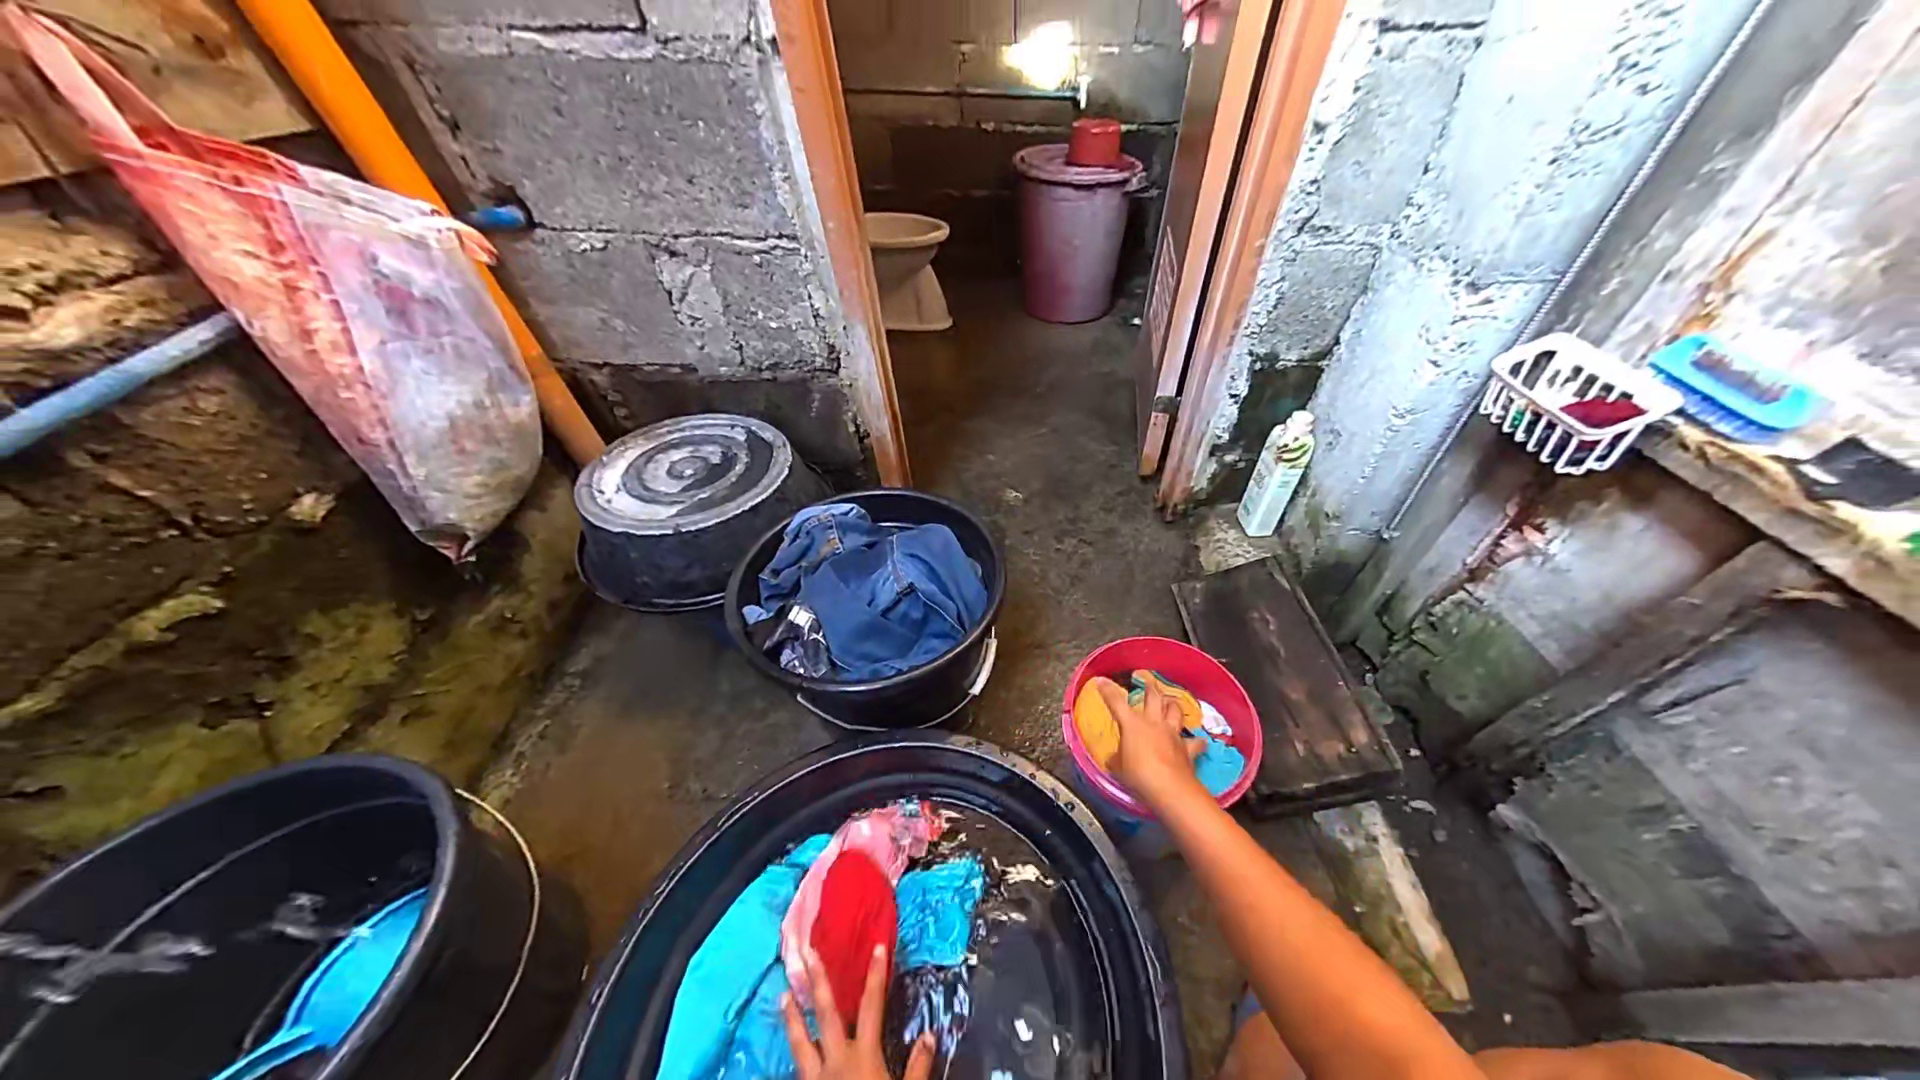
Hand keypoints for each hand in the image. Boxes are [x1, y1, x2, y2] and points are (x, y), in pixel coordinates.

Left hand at [783, 944, 933, 1079]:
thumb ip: (917, 1068)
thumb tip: (930, 1035)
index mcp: (863, 1056)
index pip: (871, 1006)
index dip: (876, 975)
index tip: (878, 946)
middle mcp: (836, 1061)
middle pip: (827, 1014)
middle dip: (819, 983)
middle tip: (808, 953)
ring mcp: (817, 1079)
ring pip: (800, 1042)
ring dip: (792, 1018)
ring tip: (782, 995)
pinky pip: (797, 1069)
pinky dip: (792, 1053)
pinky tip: (789, 1048)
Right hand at [1093, 676, 1204, 809]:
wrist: (1169, 788)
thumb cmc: (1138, 775)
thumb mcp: (1118, 768)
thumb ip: (1116, 759)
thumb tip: (1115, 758)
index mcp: (1132, 724)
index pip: (1116, 702)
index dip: (1108, 690)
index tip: (1102, 680)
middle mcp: (1154, 723)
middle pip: (1153, 697)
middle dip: (1149, 687)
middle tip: (1148, 682)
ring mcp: (1173, 734)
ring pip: (1175, 710)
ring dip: (1172, 705)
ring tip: (1170, 703)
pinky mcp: (1188, 748)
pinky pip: (1194, 741)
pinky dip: (1195, 740)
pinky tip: (1197, 741)